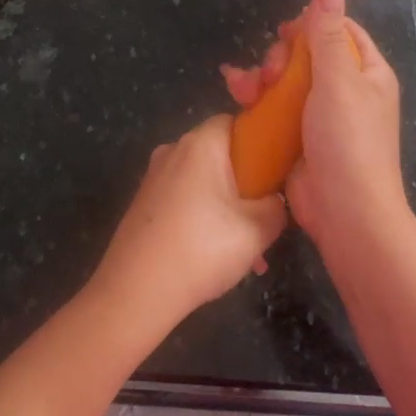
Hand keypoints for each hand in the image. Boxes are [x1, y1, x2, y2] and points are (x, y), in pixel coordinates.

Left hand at [91, 115, 287, 321]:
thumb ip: (278, 207)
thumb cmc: (201, 249)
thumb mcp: (258, 230)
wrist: (135, 292)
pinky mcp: (144, 205)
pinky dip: (205, 221)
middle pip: (222, 155)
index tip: (279, 173)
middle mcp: (173, 151)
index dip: (263, 143)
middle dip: (248, 186)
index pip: (238, 122)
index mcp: (200, 143)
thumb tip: (276, 201)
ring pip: (205, 183)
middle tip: (267, 219)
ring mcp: (154, 178)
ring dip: (229, 210)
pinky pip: (186, 201)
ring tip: (249, 253)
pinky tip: (217, 258)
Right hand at [222, 0, 409, 252]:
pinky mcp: (299, 140)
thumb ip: (328, 33)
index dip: (313, 25)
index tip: (285, 30)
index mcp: (368, 73)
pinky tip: (236, 96)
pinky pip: (276, 109)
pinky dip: (256, 101)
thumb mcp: (339, 79)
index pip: (342, 32)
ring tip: (244, 86)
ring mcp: (322, 118)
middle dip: (281, 56)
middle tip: (270, 71)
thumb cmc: (348, 140)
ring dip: (262, 77)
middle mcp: (348, 92)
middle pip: (308, 55)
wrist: (344, 211)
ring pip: (286, 81)